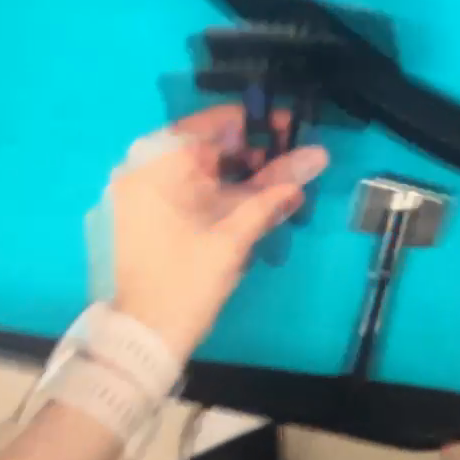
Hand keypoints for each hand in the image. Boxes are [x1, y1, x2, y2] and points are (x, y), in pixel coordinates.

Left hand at [108, 105, 328, 358]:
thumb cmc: (187, 280)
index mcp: (160, 160)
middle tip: (293, 166)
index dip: (258, 123)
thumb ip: (276, 187)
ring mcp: (143, 187)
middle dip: (255, 152)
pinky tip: (254, 204)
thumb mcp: (236, 232)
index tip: (293, 132)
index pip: (217, 121)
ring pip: (203, 165)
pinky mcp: (148, 210)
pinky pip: (190, 185)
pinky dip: (220, 190)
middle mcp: (146, 163)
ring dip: (242, 174)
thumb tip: (319, 155)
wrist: (141, 339)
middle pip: (210, 142)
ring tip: (281, 188)